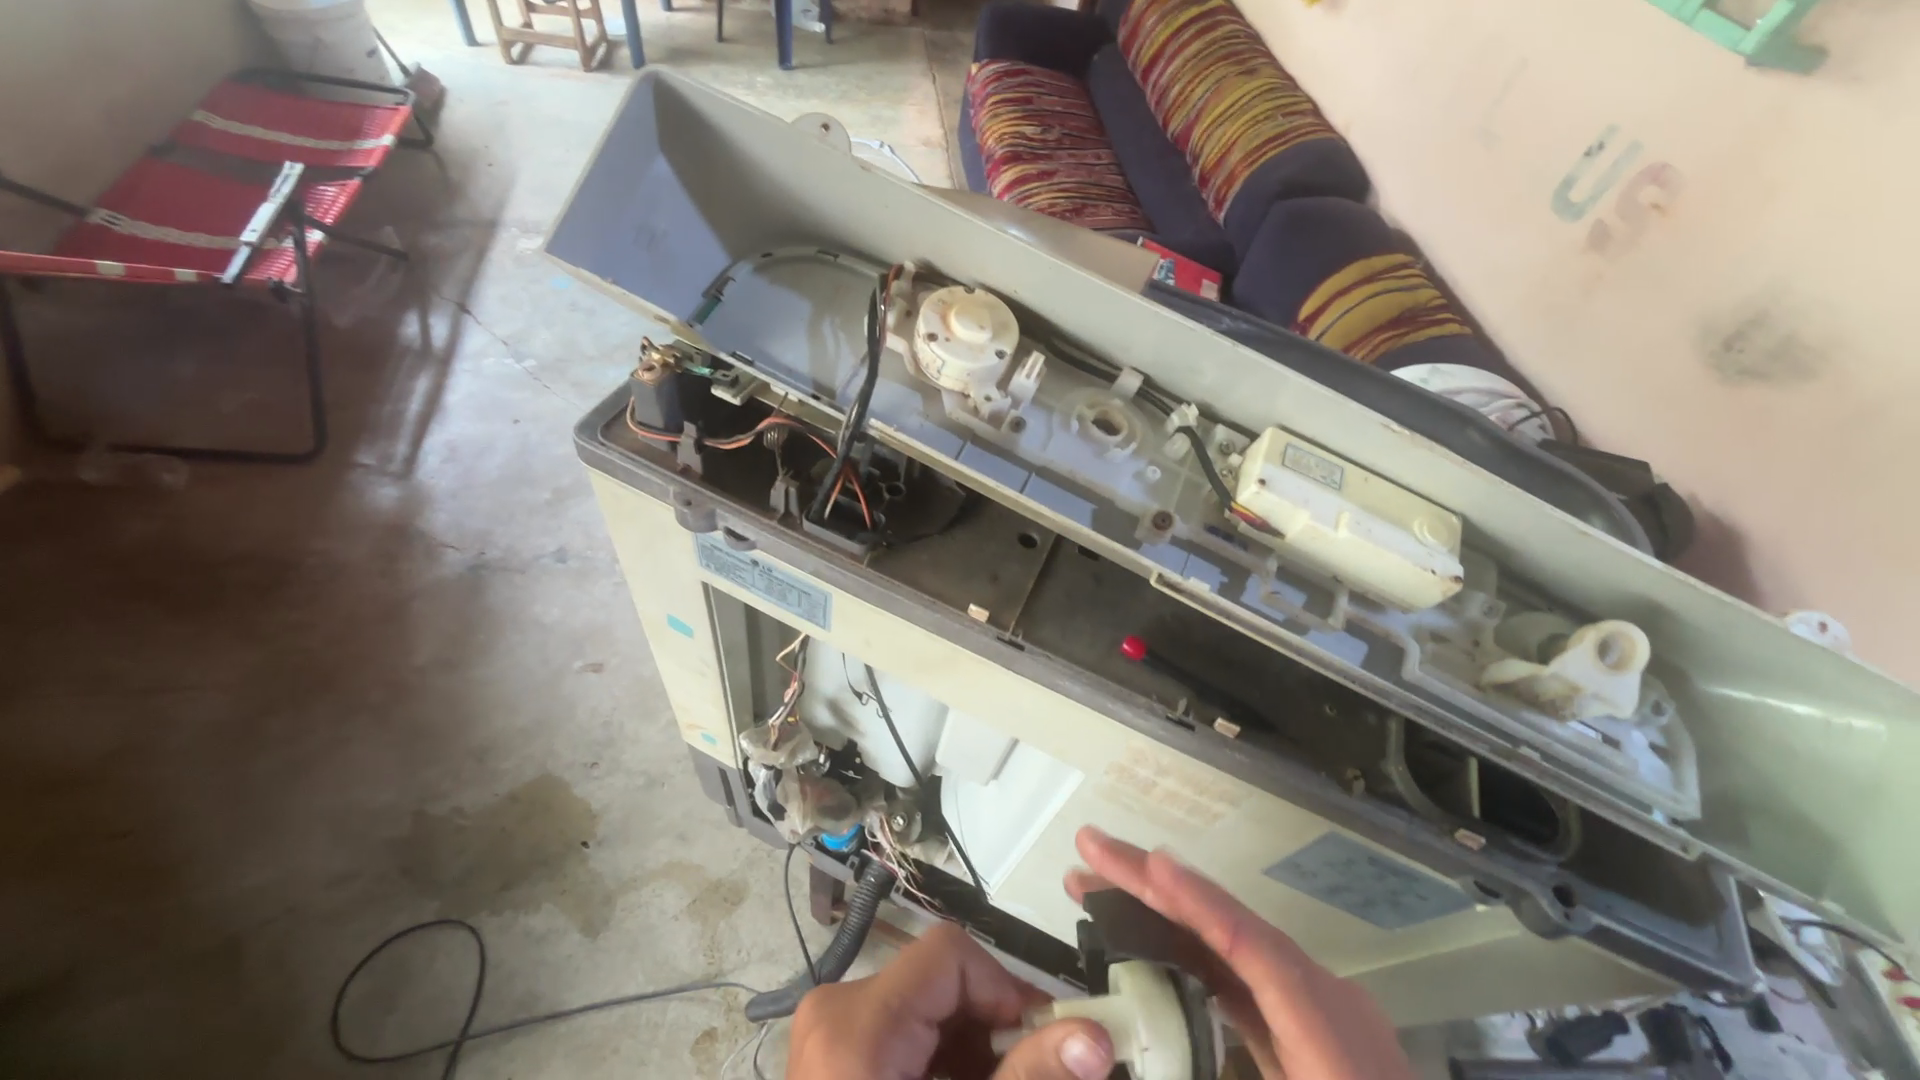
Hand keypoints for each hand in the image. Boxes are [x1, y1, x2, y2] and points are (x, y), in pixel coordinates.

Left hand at [786, 921, 1114, 1079]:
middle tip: (1041, 1071)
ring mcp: (831, 1033)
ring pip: (928, 1009)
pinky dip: (946, 1063)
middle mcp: (839, 1010)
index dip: (1005, 988)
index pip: (950, 955)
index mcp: (861, 1022)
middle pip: (941, 982)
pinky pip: (905, 1035)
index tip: (1045, 1039)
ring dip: (976, 1048)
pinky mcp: (836, 1056)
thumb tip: (1095, 1037)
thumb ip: (1027, 1079)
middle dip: (997, 1027)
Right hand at [1065, 827, 1413, 1079]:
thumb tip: (1152, 1051)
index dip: (1203, 906)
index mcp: (1331, 1043)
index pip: (1258, 955)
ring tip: (1101, 888)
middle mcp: (1328, 1006)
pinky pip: (1242, 974)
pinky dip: (1193, 948)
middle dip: (1160, 886)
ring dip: (1167, 912)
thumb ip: (1227, 1068)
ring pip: (1233, 946)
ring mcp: (1320, 1013)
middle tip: (1090, 853)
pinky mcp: (1309, 1029)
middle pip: (1235, 929)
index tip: (1153, 864)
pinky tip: (1154, 940)